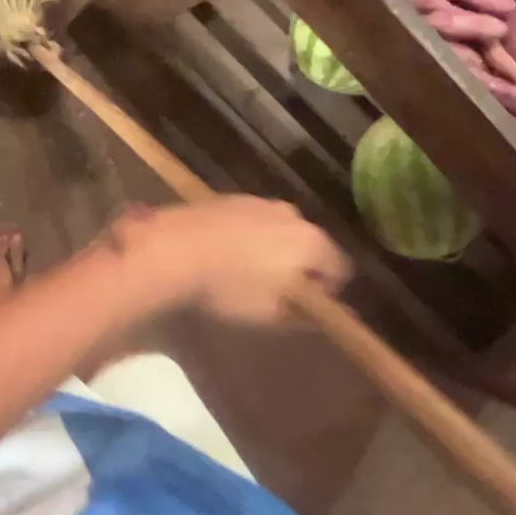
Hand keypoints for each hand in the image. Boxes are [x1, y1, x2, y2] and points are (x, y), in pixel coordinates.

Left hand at [112, 198, 351, 326]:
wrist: (174, 248)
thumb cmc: (231, 287)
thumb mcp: (272, 315)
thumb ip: (306, 316)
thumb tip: (324, 317)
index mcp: (313, 242)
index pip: (340, 270)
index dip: (326, 293)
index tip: (303, 309)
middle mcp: (294, 215)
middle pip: (310, 247)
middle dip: (298, 269)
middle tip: (272, 294)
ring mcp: (260, 201)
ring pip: (279, 232)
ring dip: (270, 251)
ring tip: (242, 274)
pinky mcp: (230, 197)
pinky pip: (251, 222)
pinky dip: (245, 238)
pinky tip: (222, 255)